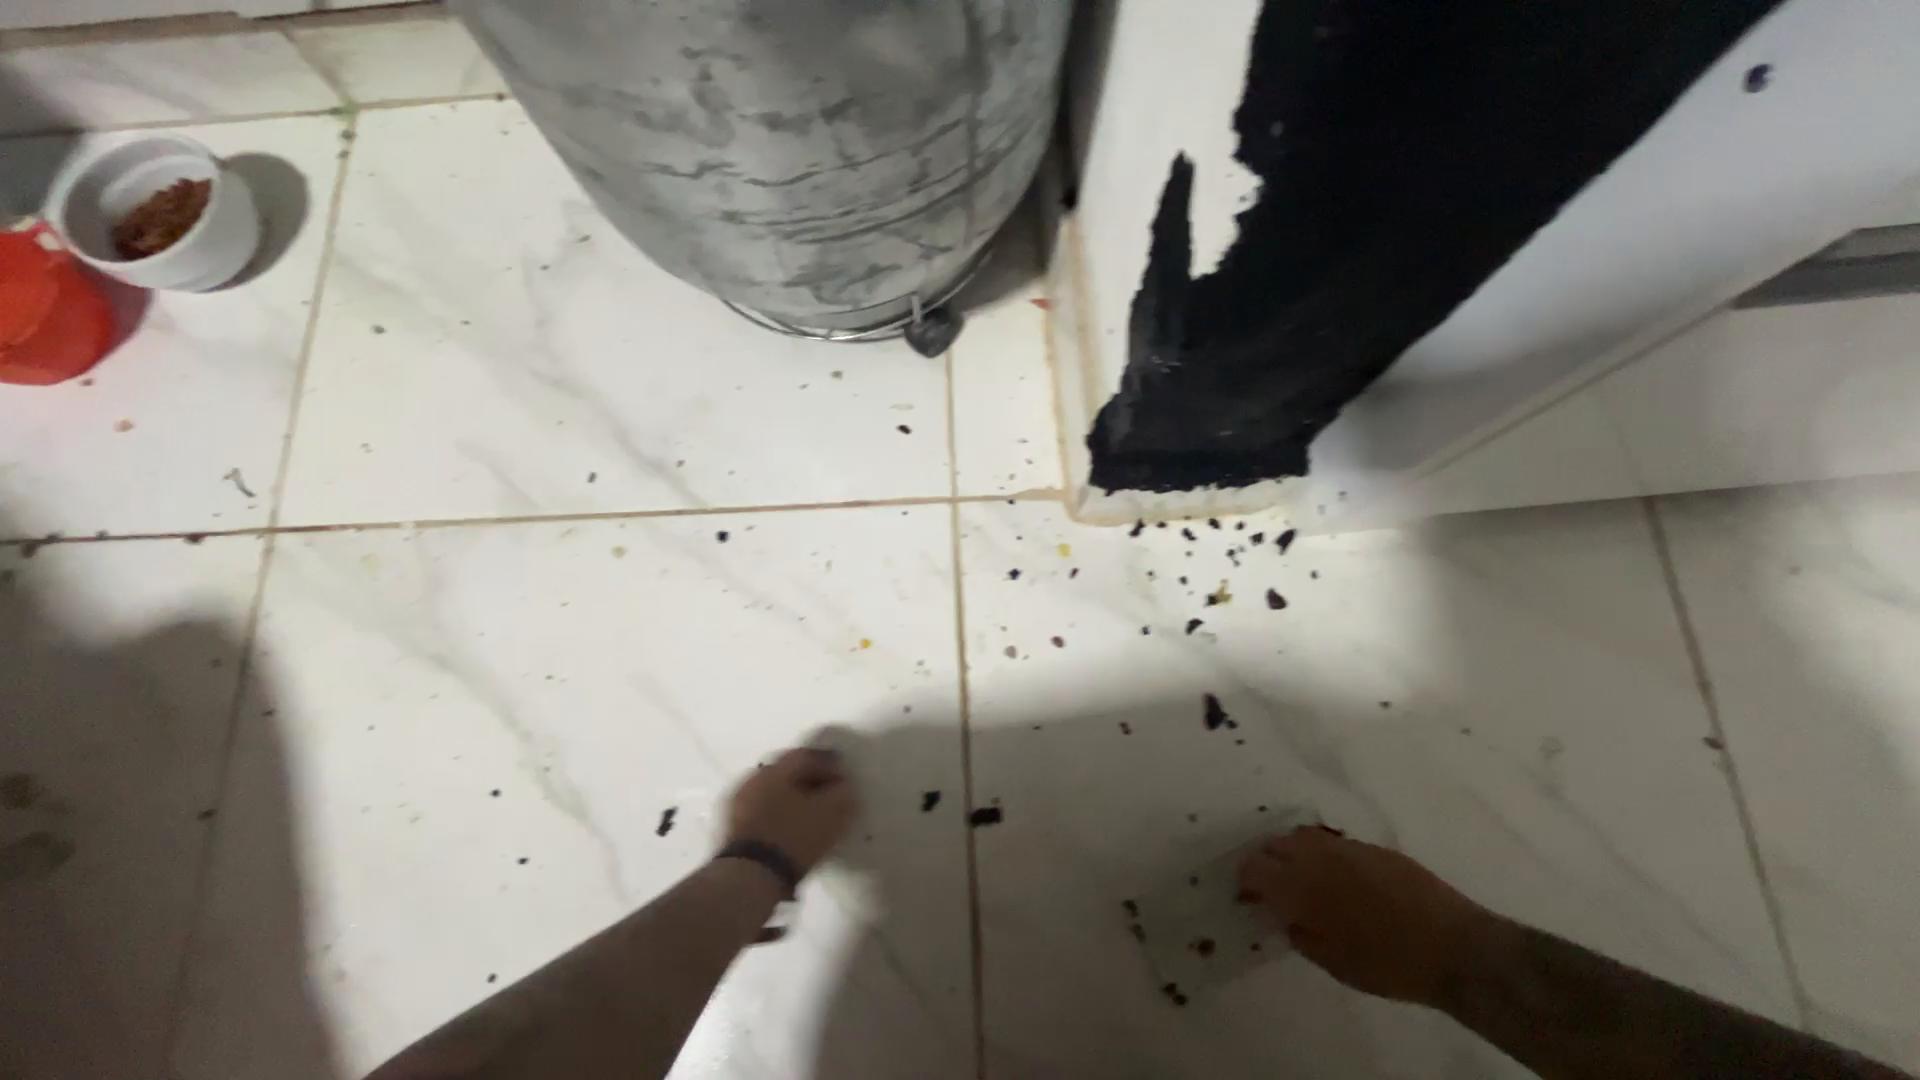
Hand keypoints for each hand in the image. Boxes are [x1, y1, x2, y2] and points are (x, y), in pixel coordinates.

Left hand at [723, 748, 858, 877]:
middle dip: (809, 780)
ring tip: (808, 815)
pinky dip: (777, 813)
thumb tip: (844, 784)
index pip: (807, 755)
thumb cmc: (794, 839)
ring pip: (772, 791)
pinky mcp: (731, 827)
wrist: (749, 878)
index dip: (830, 764)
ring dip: (791, 797)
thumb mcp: (830, 815)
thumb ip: (842, 793)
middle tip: (827, 794)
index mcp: (777, 769)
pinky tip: (788, 829)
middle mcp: (754, 778)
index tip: (844, 778)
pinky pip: (761, 810)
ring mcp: (738, 802)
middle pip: (787, 771)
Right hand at [1237, 826, 1488, 1006]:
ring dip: (1293, 852)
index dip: (1245, 879)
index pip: (1254, 868)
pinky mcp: (1373, 847)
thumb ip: (1300, 933)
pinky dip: (1323, 853)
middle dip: (1266, 861)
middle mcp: (1317, 857)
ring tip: (1302, 876)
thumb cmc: (1388, 964)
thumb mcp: (1333, 962)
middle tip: (1271, 885)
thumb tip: (1283, 915)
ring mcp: (1347, 847)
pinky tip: (1337, 876)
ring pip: (1303, 836)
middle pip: (1274, 844)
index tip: (1246, 895)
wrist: (1455, 948)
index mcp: (1300, 886)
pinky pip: (1333, 841)